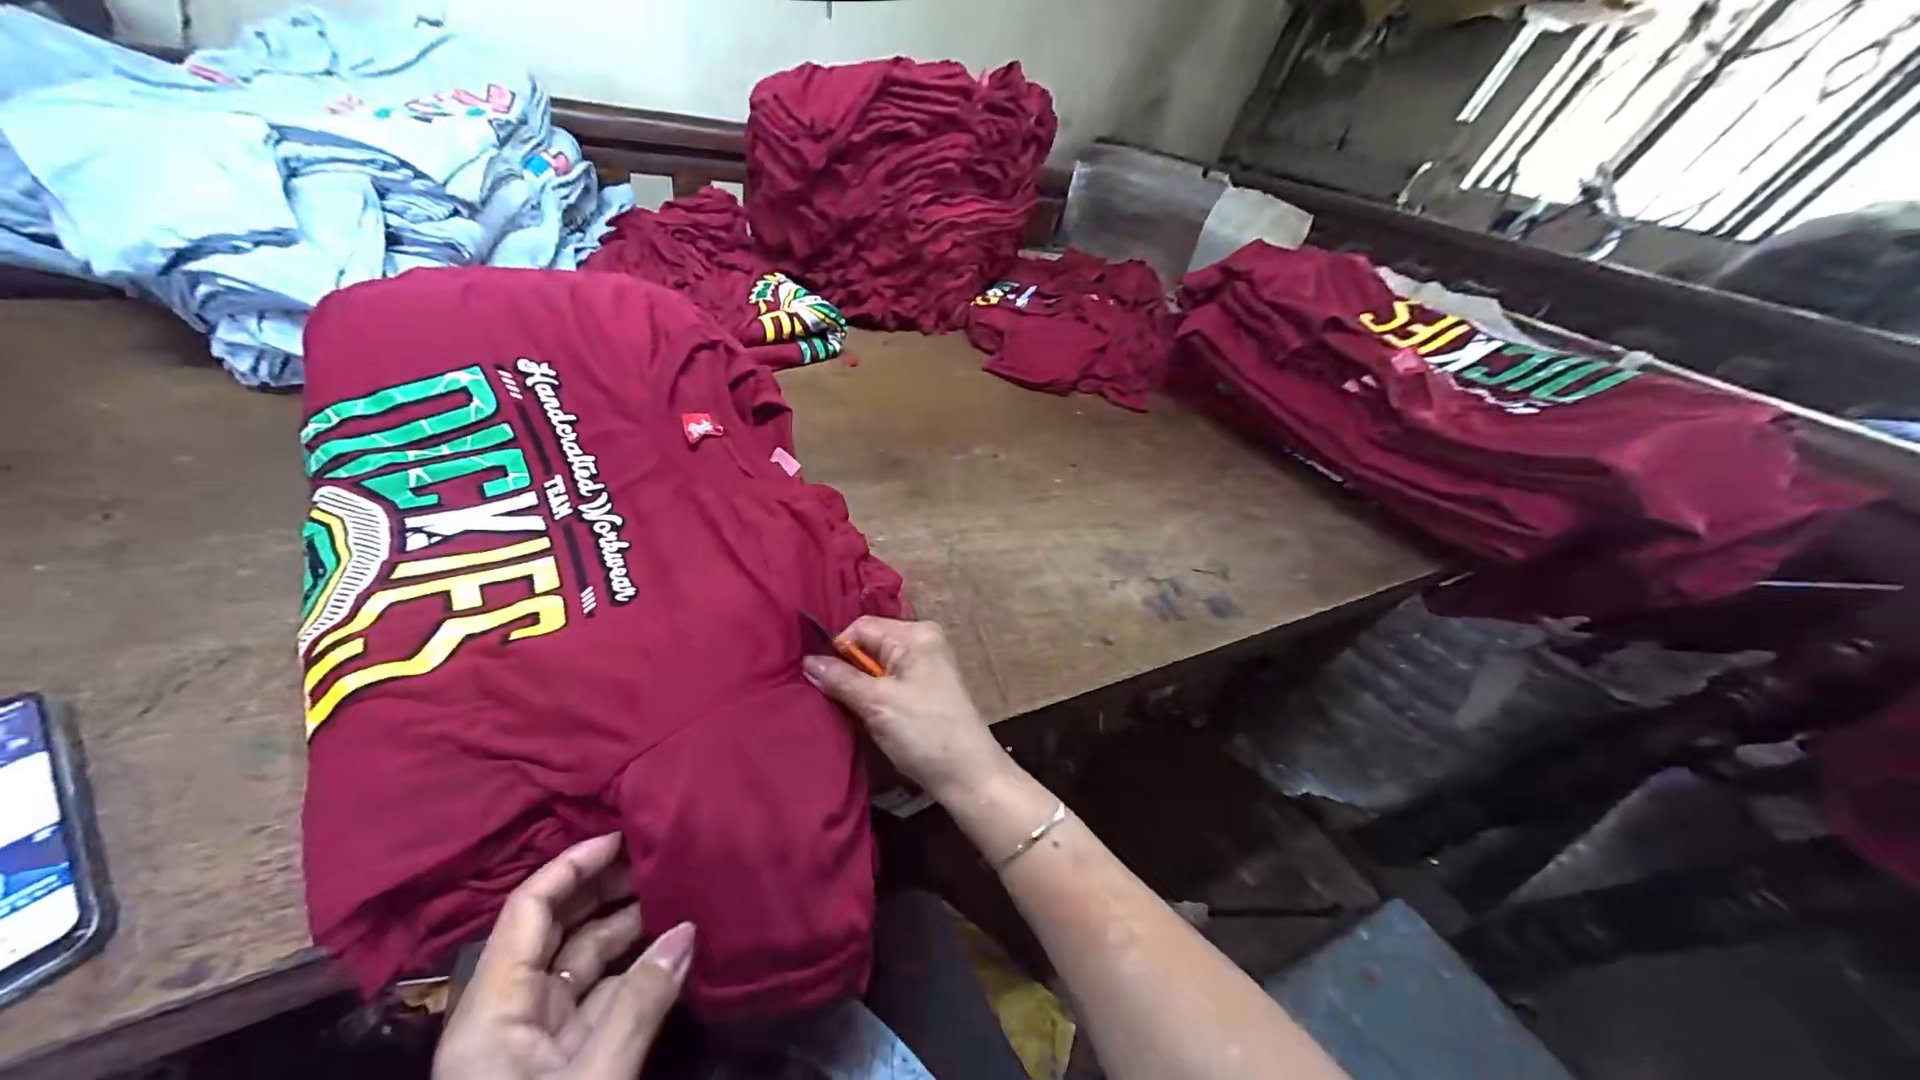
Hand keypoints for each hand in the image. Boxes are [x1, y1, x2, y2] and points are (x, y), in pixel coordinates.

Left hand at [433, 833, 694, 1079]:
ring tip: (680, 892)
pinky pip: (607, 993)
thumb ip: (641, 1001)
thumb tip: (690, 928)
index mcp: (493, 1007)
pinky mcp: (570, 1057)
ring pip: (587, 959)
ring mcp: (542, 1035)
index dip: (572, 866)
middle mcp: (512, 1010)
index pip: (528, 910)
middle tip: (663, 855)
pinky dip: (641, 967)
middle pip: (559, 928)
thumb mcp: (591, 1079)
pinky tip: (677, 946)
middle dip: (609, 889)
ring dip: (633, 925)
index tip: (623, 834)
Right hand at [802, 617, 1011, 801]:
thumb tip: (807, 662)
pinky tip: (864, 714)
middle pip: (869, 645)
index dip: (837, 649)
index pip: (861, 627)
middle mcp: (923, 642)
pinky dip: (873, 695)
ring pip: (876, 666)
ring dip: (858, 686)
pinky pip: (888, 681)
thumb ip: (840, 679)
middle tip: (828, 696)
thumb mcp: (876, 703)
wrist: (967, 774)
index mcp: (916, 634)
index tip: (820, 679)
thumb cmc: (923, 731)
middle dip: (847, 669)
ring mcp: (926, 666)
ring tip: (845, 708)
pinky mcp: (925, 690)